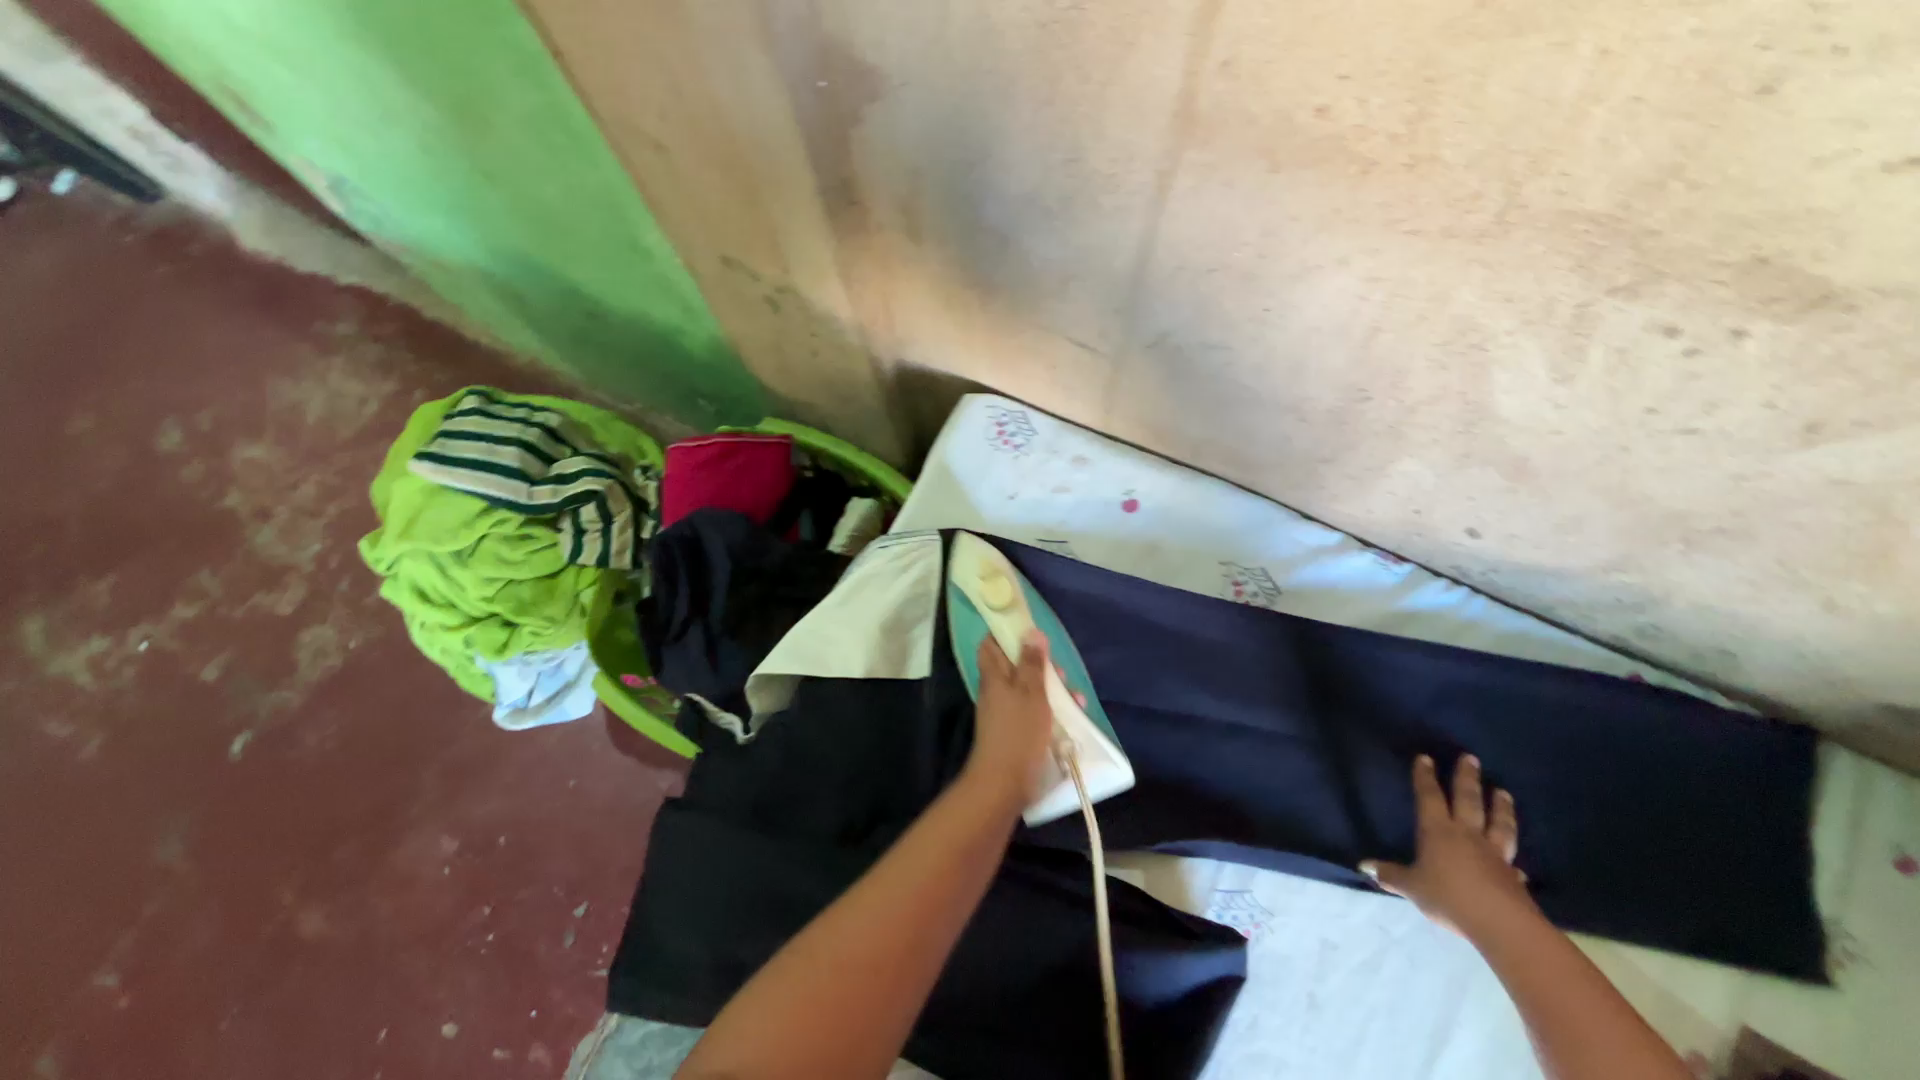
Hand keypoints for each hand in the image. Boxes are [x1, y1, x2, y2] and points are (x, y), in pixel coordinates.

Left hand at [964, 630, 1056, 810]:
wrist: (1005, 783)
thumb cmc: (1019, 732)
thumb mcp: (1032, 692)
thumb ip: (1032, 662)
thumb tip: (1031, 631)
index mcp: (994, 677)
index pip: (990, 645)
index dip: (1006, 633)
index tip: (1029, 629)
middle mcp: (997, 692)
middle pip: (1015, 667)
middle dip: (1040, 664)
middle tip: (1059, 671)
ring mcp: (1007, 713)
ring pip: (1030, 690)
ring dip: (1052, 689)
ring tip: (1074, 695)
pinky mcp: (1018, 732)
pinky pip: (1036, 712)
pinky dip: (1053, 710)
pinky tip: (1074, 714)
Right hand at [1361, 754, 1534, 937]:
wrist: (1498, 922)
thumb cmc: (1447, 897)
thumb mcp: (1411, 887)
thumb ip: (1390, 875)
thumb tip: (1364, 866)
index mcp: (1438, 832)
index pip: (1429, 797)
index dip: (1425, 777)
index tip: (1426, 758)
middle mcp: (1467, 835)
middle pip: (1468, 800)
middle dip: (1467, 778)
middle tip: (1471, 758)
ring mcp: (1493, 853)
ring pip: (1498, 823)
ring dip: (1501, 807)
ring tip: (1503, 792)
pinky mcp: (1511, 875)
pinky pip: (1512, 861)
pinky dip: (1513, 859)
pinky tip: (1519, 864)